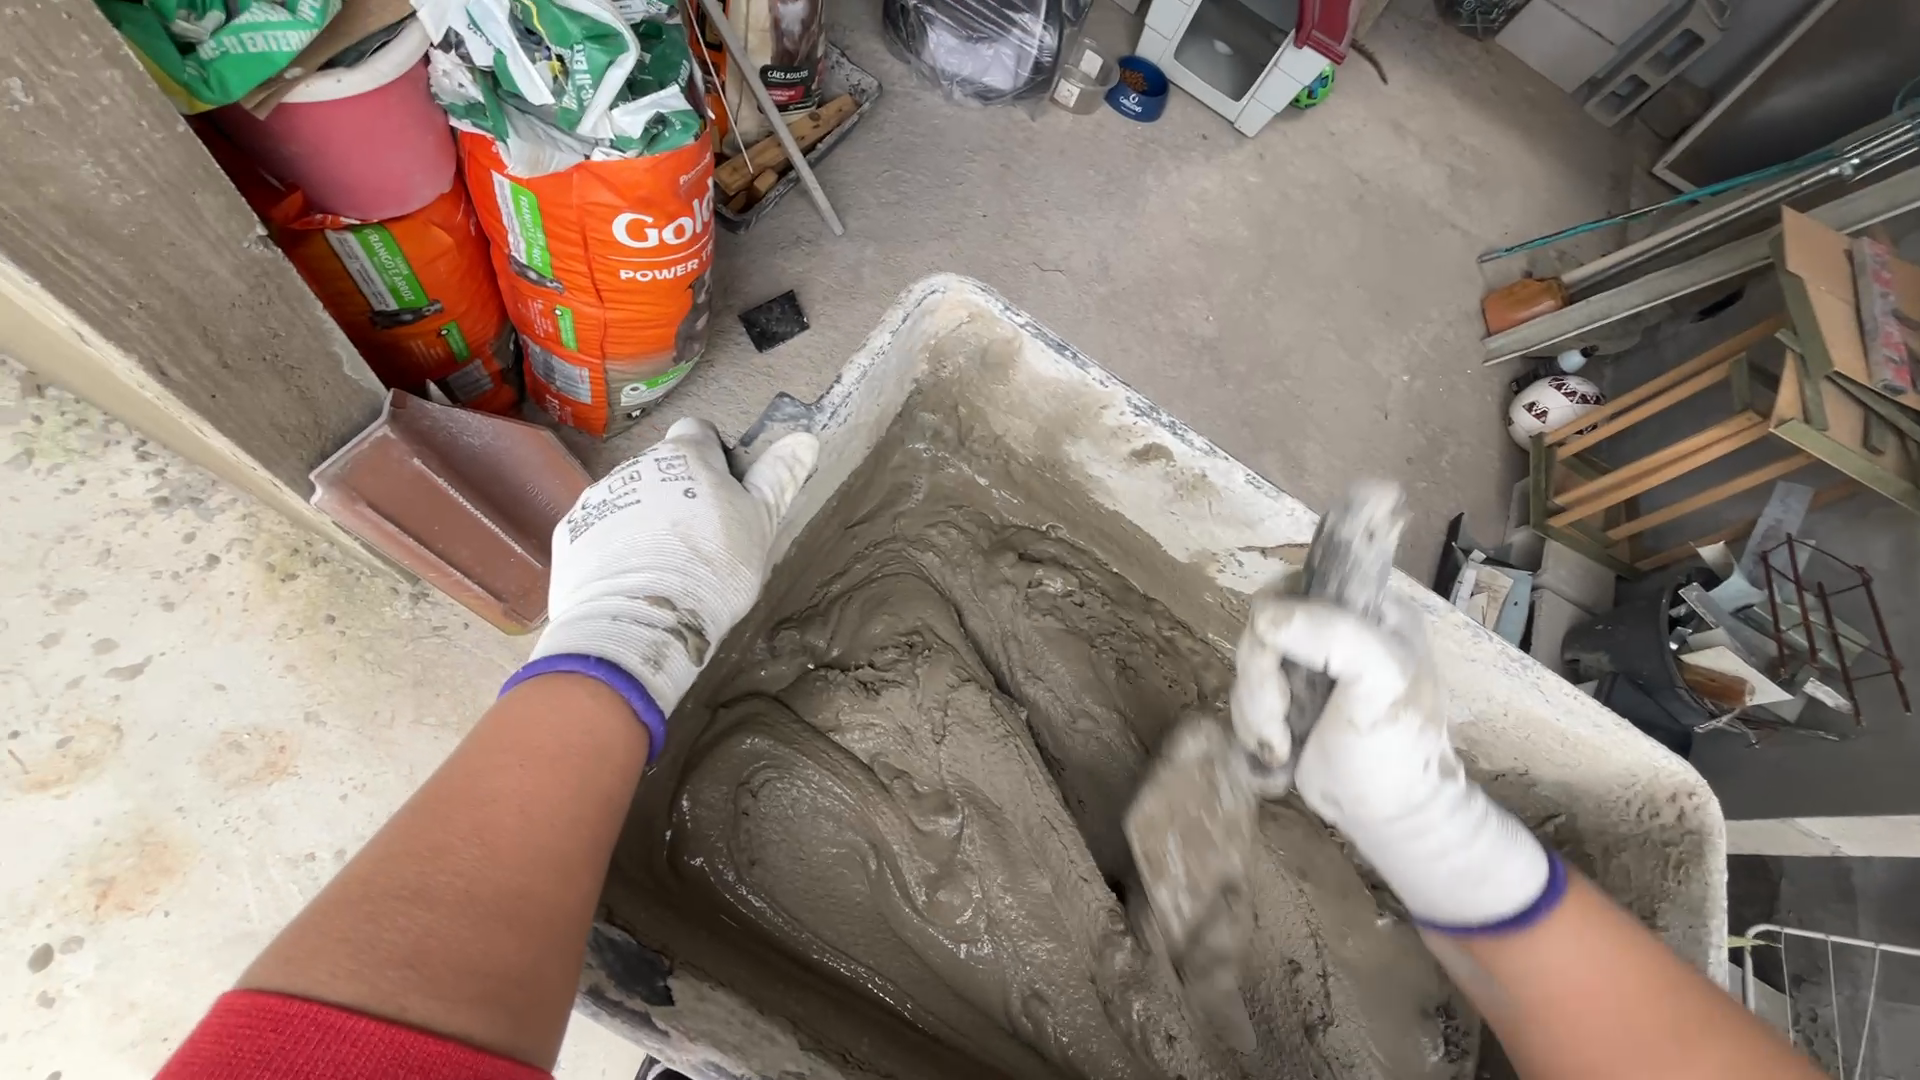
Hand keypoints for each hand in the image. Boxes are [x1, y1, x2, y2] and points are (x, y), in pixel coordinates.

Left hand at [520, 419, 818, 753]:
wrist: (642, 619)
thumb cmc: (714, 566)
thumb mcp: (760, 523)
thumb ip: (778, 478)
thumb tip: (805, 438)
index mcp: (686, 455)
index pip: (698, 432)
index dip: (713, 457)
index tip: (723, 492)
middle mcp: (637, 464)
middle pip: (662, 466)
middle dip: (677, 490)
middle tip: (699, 537)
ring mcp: (598, 497)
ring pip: (630, 496)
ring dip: (646, 516)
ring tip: (664, 562)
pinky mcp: (571, 532)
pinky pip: (600, 528)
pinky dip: (615, 544)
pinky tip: (633, 576)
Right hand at [1230, 586, 1558, 929]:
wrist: (1385, 816)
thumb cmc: (1395, 750)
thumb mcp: (1381, 681)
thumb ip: (1334, 634)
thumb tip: (1263, 618)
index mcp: (1366, 610)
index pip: (1296, 586)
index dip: (1278, 621)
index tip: (1282, 663)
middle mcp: (1330, 629)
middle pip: (1259, 627)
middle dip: (1261, 679)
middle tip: (1281, 717)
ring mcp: (1303, 664)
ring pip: (1245, 664)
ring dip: (1255, 710)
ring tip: (1283, 745)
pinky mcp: (1282, 697)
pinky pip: (1241, 694)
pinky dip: (1251, 726)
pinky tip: (1279, 752)